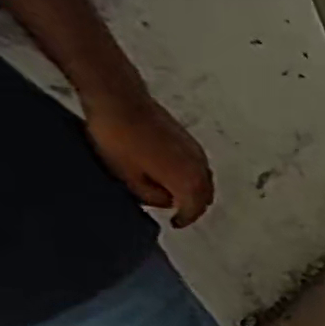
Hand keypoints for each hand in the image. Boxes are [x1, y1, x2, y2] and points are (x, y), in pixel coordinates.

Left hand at [85, 93, 213, 227]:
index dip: (184, 219)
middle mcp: (201, 172)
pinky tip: (173, 172)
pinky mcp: (192, 143)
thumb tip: (164, 201)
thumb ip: (148, 194)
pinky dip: (191, 176)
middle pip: (205, 197)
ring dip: (193, 190)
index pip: (194, 209)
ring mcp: (199, 155)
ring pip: (204, 182)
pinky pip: (199, 168)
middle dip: (193, 206)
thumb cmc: (119, 140)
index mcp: (188, 183)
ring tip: (173, 191)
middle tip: (177, 210)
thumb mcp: (125, 174)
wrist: (122, 100)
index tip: (175, 224)